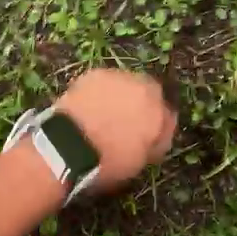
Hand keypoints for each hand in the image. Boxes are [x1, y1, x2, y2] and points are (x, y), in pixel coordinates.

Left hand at [52, 68, 176, 189]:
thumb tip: (154, 137)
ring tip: (105, 113)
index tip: (147, 137)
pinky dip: (101, 91)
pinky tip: (89, 106)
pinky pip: (105, 82)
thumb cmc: (108, 161)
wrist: (69, 144)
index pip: (167, 117)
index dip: (157, 128)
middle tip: (126, 122)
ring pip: (127, 84)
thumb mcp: (139, 163)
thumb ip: (153, 144)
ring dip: (121, 95)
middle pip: (149, 94)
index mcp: (159, 113)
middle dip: (141, 105)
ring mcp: (120, 77)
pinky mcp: (97, 73)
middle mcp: (145, 89)